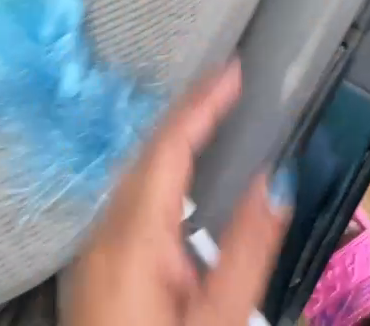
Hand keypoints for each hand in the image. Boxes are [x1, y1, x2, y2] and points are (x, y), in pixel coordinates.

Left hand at [64, 62, 290, 325]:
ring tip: (214, 109)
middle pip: (145, 154)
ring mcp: (93, 254)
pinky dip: (161, 166)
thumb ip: (247, 245)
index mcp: (132, 243)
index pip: (167, 150)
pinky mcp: (97, 270)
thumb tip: (276, 177)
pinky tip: (182, 166)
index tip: (234, 68)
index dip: (202, 103)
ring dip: (174, 135)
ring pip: (134, 173)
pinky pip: (130, 196)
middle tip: (230, 80)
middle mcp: (102, 238)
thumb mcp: (219, 318)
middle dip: (188, 109)